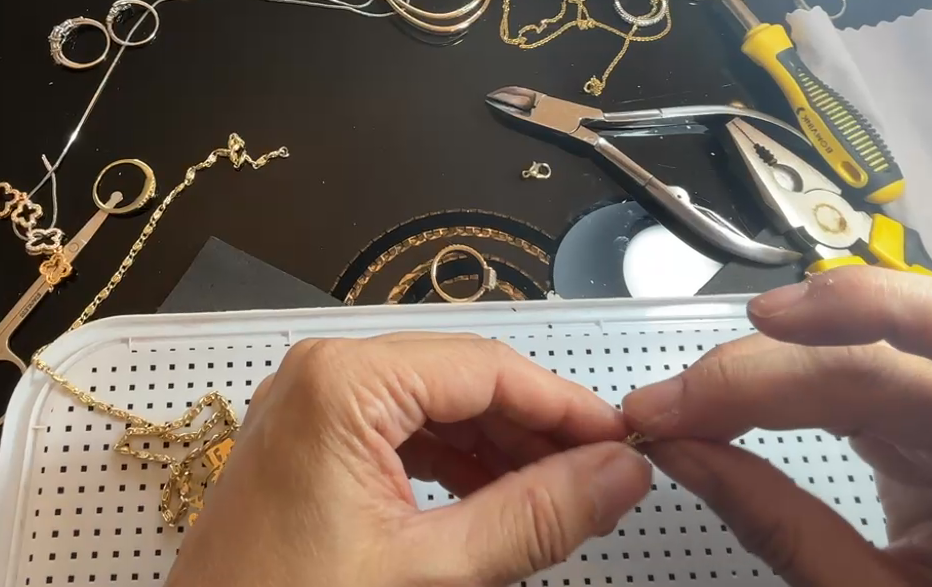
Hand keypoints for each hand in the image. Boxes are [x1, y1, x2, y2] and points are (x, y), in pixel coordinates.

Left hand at [167, 332, 651, 586]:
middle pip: (457, 377)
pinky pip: (396, 425)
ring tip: (558, 492)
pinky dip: (449, 457)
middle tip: (601, 474)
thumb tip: (618, 472)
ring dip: (495, 444)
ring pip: (430, 400)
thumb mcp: (430, 572)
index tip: (624, 440)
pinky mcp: (308, 432)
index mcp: (343, 379)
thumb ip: (534, 515)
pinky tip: (493, 495)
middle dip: (531, 426)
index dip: (562, 403)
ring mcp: (310, 398)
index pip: (483, 366)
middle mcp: (323, 368)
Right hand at [622, 267, 931, 586]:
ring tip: (678, 406)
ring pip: (854, 361)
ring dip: (755, 379)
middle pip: (882, 360)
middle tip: (664, 410)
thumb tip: (675, 448)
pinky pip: (848, 385)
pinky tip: (728, 406)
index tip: (763, 317)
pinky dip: (777, 393)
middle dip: (760, 377)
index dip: (875, 303)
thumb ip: (785, 532)